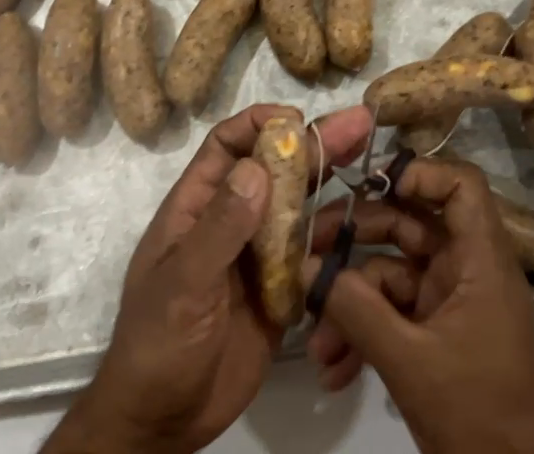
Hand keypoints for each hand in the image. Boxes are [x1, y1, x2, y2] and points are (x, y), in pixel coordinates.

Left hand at [43, 104, 373, 453]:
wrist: (164, 416)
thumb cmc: (158, 341)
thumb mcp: (183, 283)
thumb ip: (219, 229)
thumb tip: (256, 168)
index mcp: (196, 208)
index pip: (227, 148)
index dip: (259, 125)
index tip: (299, 118)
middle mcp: (230, 223)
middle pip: (274, 172)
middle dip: (312, 146)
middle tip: (361, 125)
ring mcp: (257, 257)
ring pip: (298, 210)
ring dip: (332, 187)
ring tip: (374, 163)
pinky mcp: (280, 293)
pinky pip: (311, 257)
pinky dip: (336, 240)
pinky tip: (368, 222)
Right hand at [302, 159, 533, 453]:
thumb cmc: (480, 412)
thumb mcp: (411, 361)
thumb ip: (356, 311)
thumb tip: (308, 270)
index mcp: (480, 262)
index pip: (461, 187)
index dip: (416, 173)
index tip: (363, 184)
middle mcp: (466, 271)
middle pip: (409, 226)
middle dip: (354, 240)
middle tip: (308, 249)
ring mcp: (450, 303)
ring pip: (390, 277)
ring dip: (350, 304)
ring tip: (315, 340)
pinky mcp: (437, 335)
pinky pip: (392, 315)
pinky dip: (362, 334)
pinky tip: (335, 368)